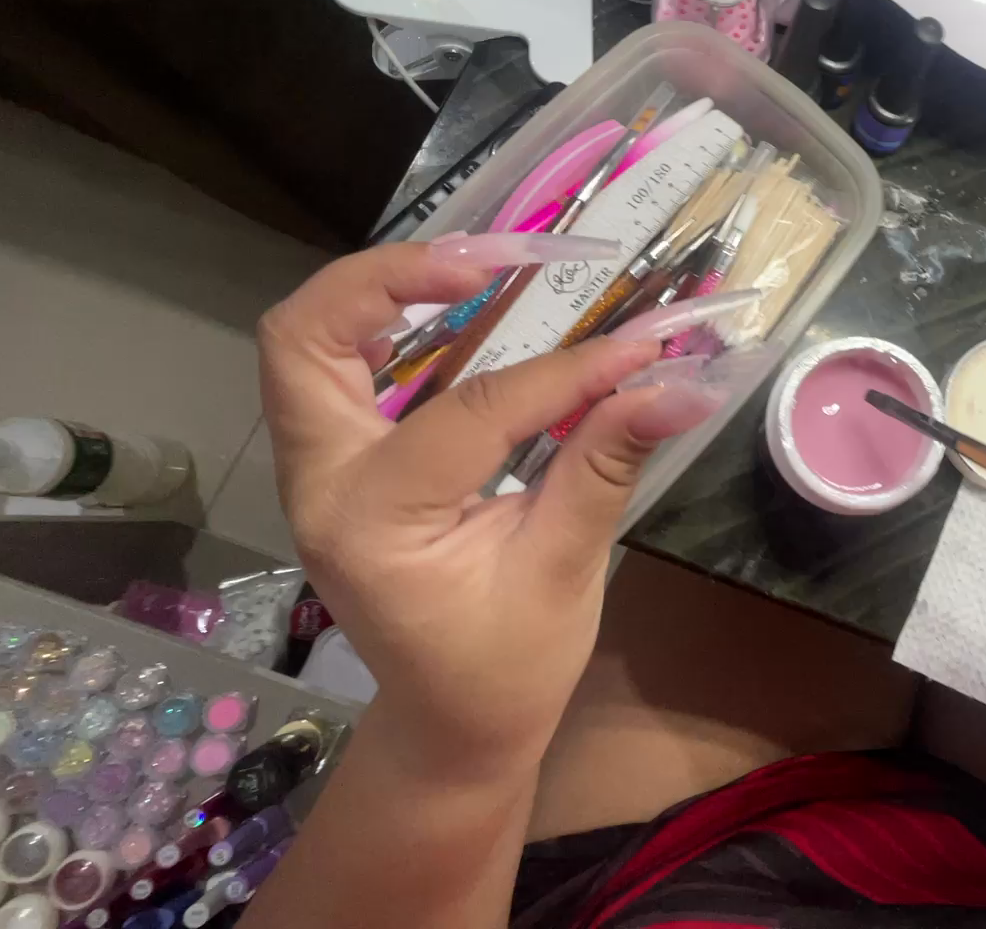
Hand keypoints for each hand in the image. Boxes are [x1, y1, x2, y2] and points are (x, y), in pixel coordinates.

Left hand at [258, 238, 738, 776]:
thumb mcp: (566, 569)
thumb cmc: (509, 668)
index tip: (640, 350)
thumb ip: (608, 464)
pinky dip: (384, 328)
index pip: (474, 412)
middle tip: (490, 260)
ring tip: (472, 272)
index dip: (567, 372)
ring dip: (380, 293)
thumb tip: (679, 386)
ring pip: (307, 348)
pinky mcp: (344, 470)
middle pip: (306, 341)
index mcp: (375, 524)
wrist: (452, 724)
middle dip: (392, 280)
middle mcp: (323, 488)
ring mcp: (321, 476)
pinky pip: (338, 374)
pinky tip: (452, 317)